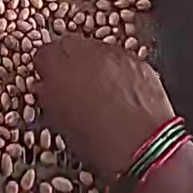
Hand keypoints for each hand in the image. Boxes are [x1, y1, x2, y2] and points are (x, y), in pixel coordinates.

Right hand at [34, 35, 174, 177]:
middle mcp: (86, 55)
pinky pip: (119, 57)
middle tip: (72, 77)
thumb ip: (50, 97)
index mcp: (60, 71)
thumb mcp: (62, 124)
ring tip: (99, 85)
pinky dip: (116, 68)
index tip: (49, 75)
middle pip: (69, 42)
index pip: (44, 53)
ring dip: (93, 61)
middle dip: (68, 56)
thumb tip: (45, 87)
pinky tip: (120, 89)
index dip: (46, 65)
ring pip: (95, 47)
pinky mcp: (137, 61)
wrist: (148, 149)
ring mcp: (114, 55)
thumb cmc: (101, 144)